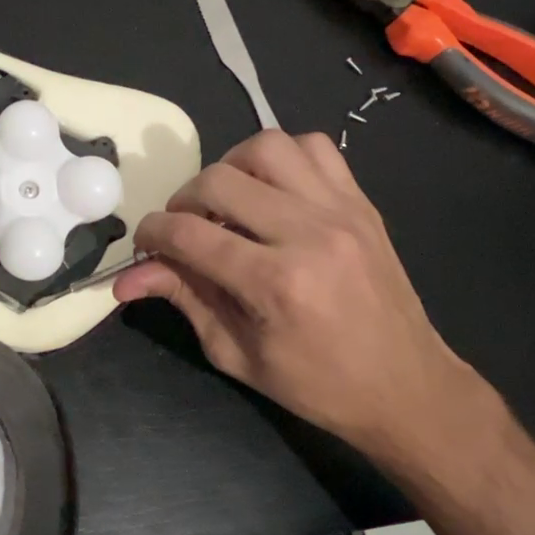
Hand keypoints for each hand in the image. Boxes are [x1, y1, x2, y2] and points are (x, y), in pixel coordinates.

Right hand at [113, 130, 495, 460]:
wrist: (406, 387)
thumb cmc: (317, 385)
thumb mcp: (237, 354)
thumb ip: (186, 300)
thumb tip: (128, 278)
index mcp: (276, 284)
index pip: (191, 235)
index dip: (153, 233)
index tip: (144, 243)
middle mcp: (309, 234)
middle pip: (220, 181)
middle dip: (184, 200)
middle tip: (182, 227)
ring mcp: (341, 211)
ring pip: (267, 148)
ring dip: (231, 167)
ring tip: (226, 200)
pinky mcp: (361, 202)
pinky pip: (315, 148)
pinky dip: (282, 159)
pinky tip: (271, 191)